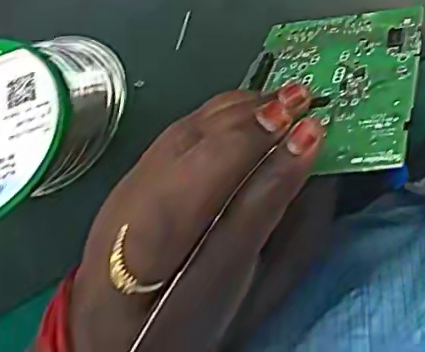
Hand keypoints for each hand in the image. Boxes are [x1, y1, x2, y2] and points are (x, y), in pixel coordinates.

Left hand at [69, 84, 324, 351]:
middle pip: (198, 141)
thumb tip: (306, 146)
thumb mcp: (227, 281)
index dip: (262, 145)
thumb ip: (264, 211)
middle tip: (306, 99)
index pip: (209, 173)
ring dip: (243, 108)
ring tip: (288, 98)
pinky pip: (186, 126)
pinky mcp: (137, 170)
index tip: (310, 127)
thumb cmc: (178, 319)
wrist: (114, 334)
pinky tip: (252, 109)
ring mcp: (130, 180)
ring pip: (191, 127)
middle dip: (256, 116)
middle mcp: (132, 199)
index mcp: (149, 240)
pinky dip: (225, 112)